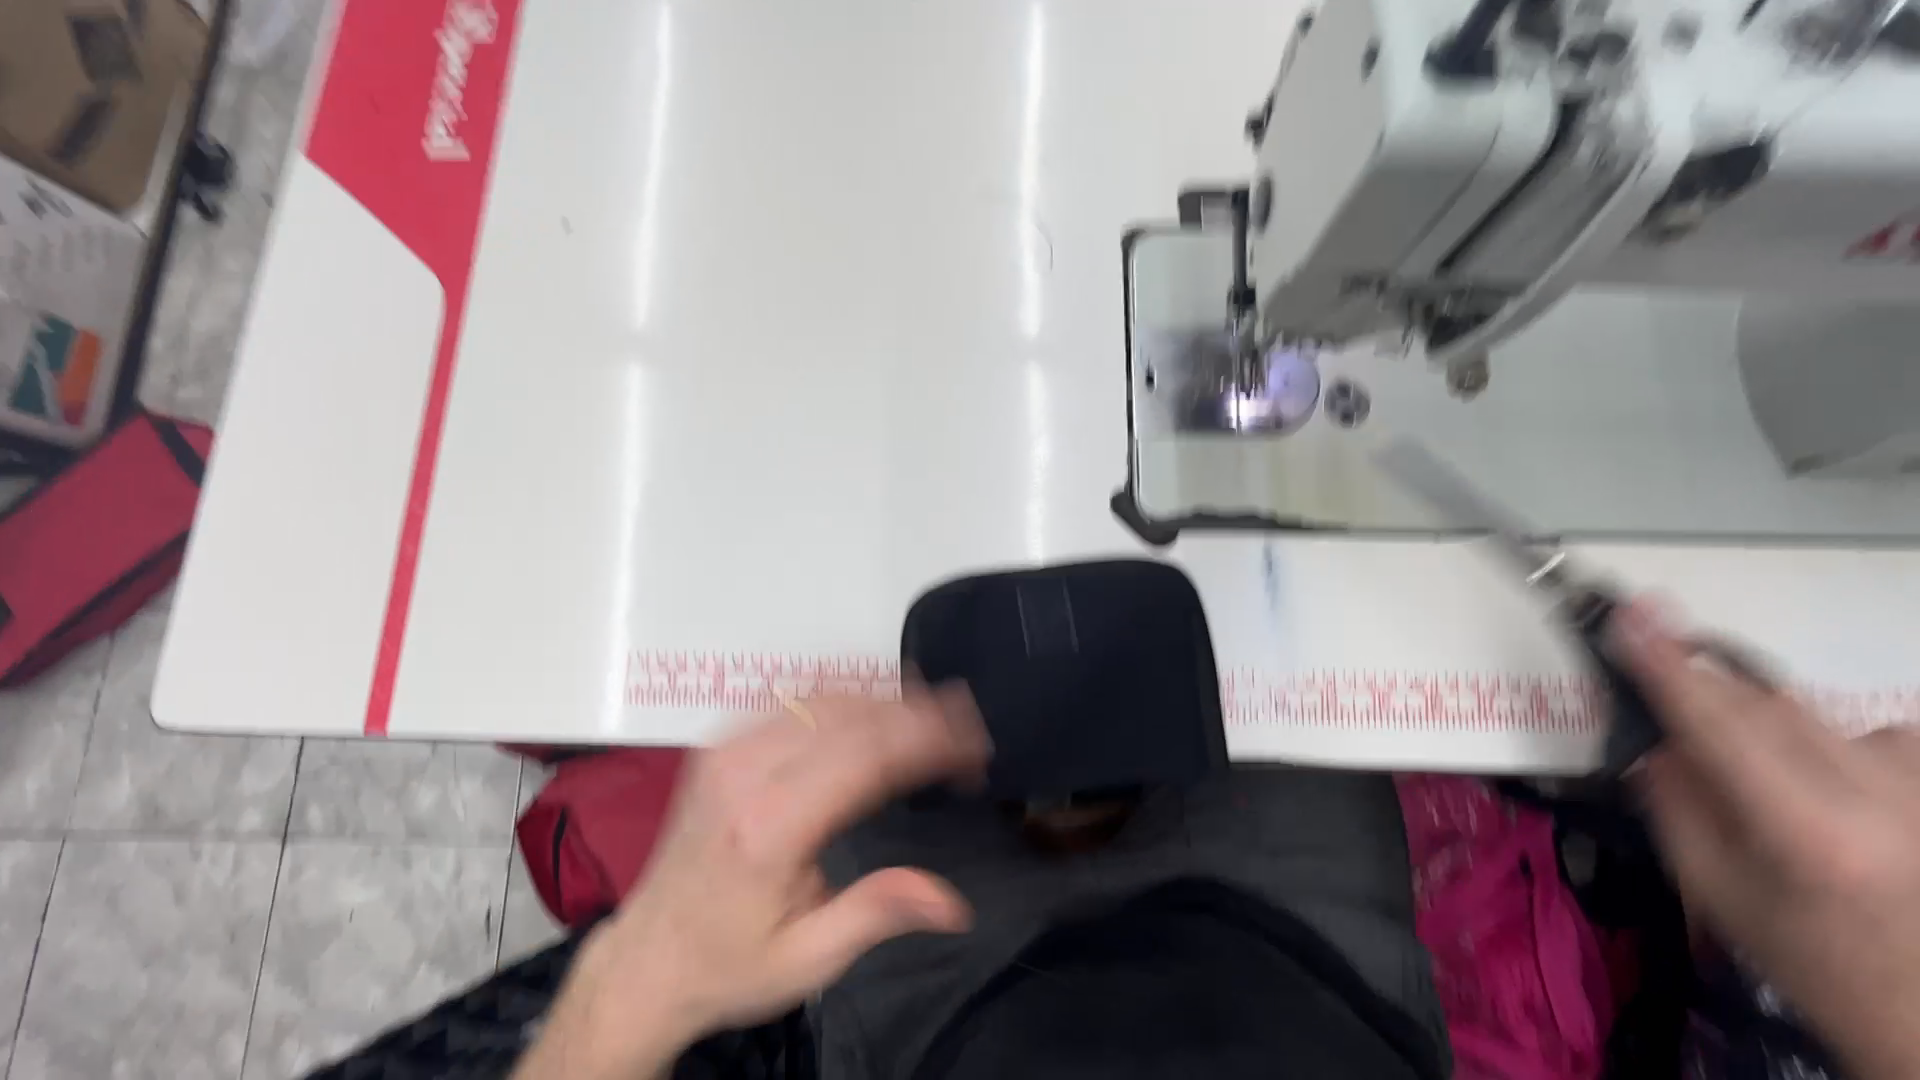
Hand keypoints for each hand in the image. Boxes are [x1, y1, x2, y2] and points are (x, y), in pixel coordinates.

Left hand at [515, 688, 990, 1079]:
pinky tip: (875, 705)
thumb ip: (877, 914)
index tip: (974, 747)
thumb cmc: (731, 963)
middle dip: (920, 713)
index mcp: (771, 827)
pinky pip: (793, 699)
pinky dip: (844, 695)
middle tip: (968, 727)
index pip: (867, 755)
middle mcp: (746, 773)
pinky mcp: (720, 743)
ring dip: (886, 698)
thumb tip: (954, 902)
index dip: (929, 740)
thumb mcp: (808, 959)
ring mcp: (728, 749)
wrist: (647, 959)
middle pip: (851, 715)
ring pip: (824, 697)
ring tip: (935, 714)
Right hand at [1612, 601, 1919, 1079]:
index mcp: (1805, 829)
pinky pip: (1849, 726)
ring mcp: (1913, 777)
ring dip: (1750, 722)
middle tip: (1656, 694)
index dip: (1664, 665)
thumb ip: (1673, 800)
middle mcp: (1871, 792)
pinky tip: (1822, 784)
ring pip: (1797, 710)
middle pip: (1756, 702)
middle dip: (1696, 691)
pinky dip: (1812, 741)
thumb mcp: (1711, 884)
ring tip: (1751, 776)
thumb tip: (1649, 736)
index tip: (1628, 614)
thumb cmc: (1804, 952)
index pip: (1717, 723)